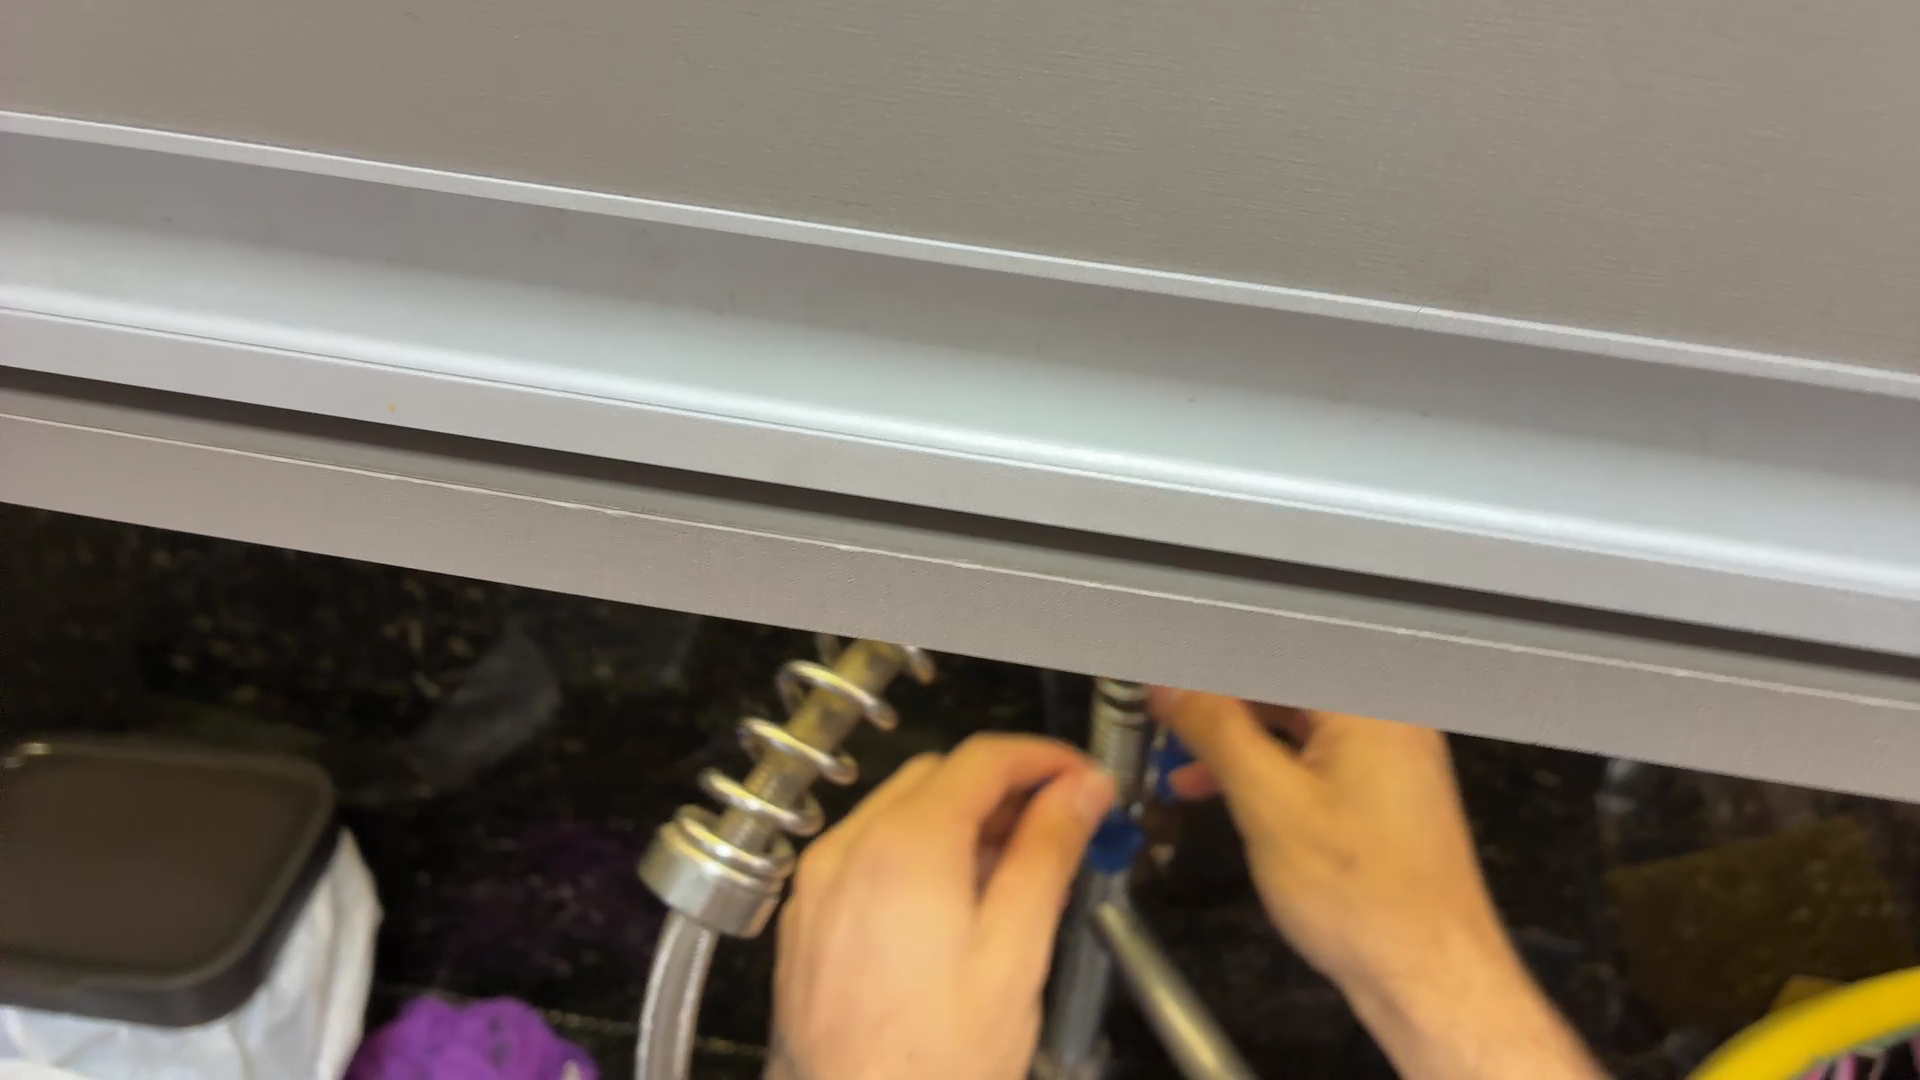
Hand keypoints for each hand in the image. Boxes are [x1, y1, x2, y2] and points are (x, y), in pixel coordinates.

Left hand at [769, 734, 1116, 1079]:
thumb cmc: (944, 1059)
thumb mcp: (1016, 951)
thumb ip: (1050, 851)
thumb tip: (1085, 786)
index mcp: (906, 842)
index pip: (984, 758)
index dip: (1043, 757)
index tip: (1084, 777)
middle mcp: (850, 842)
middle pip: (939, 775)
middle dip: (1002, 788)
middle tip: (1055, 828)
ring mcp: (819, 875)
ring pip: (900, 807)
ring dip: (960, 817)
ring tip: (1010, 871)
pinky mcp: (804, 910)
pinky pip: (867, 847)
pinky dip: (916, 848)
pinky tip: (949, 901)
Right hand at [1151, 689, 1604, 1079]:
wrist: (1430, 986)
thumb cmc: (1354, 891)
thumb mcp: (1267, 802)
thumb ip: (1214, 729)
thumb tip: (1166, 684)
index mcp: (1367, 706)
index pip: (1274, 656)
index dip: (1212, 661)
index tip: (1161, 672)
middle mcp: (1384, 719)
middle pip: (1283, 685)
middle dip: (1217, 699)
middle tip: (1161, 710)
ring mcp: (1383, 757)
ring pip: (1291, 722)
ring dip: (1231, 736)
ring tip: (1176, 754)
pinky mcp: (1375, 791)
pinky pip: (1306, 756)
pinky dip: (1260, 766)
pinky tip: (1215, 787)